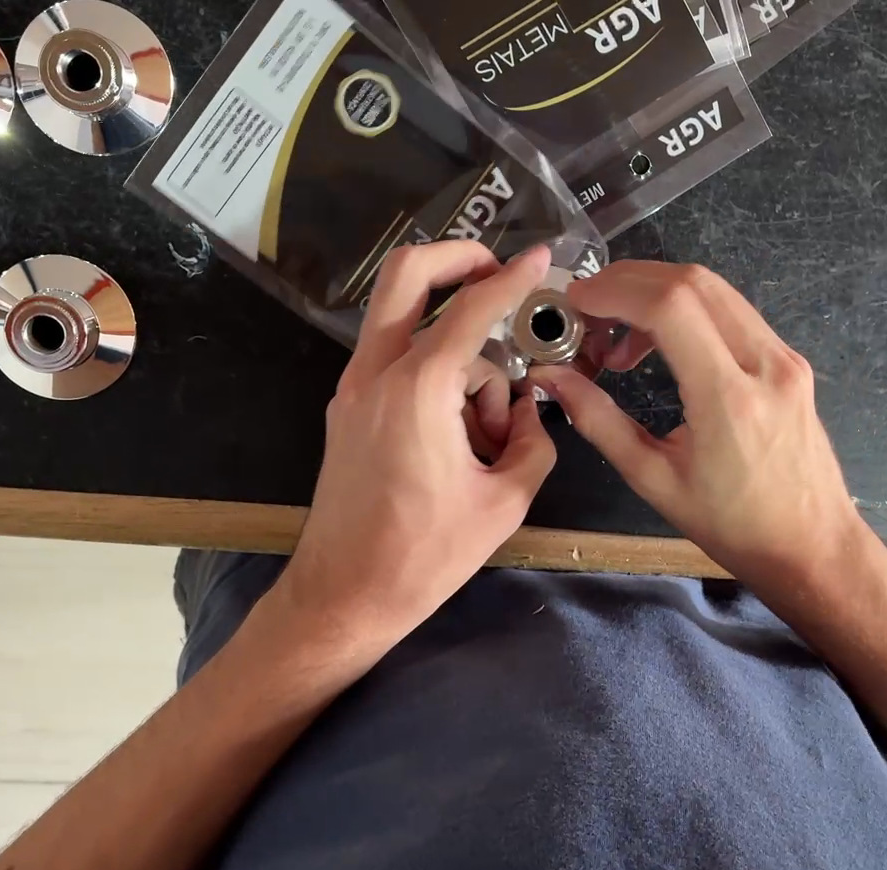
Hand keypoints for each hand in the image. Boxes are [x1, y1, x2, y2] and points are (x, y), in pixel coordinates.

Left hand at [274, 241, 557, 647]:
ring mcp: (353, 390)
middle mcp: (377, 374)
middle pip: (406, 276)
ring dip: (455, 348)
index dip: (511, 279)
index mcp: (419, 388)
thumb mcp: (505, 502)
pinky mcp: (347, 412)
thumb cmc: (427, 554)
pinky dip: (431, 371)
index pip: (472, 309)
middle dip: (455, 260)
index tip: (540, 258)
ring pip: (406, 325)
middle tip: (496, 275)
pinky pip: (395, 363)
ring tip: (489, 429)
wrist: (346, 594)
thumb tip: (530, 410)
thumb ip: (533, 441)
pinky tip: (460, 430)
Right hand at [530, 261, 879, 599]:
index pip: (670, 305)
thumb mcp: (654, 480)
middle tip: (589, 313)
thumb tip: (552, 378)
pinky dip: (689, 312)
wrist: (810, 544)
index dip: (615, 290)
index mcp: (729, 398)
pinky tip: (662, 347)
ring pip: (716, 290)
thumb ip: (599, 421)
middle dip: (630, 282)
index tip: (576, 302)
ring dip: (659, 295)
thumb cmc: (731, 526)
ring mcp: (786, 358)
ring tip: (620, 342)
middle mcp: (766, 363)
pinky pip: (734, 313)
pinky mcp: (791, 362)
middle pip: (694, 282)